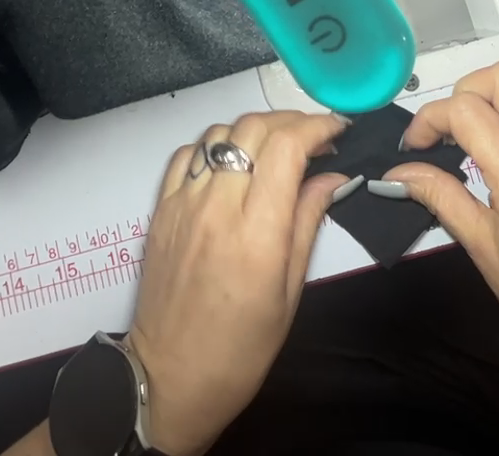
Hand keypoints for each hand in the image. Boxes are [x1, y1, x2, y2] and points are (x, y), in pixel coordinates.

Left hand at [127, 111, 348, 455]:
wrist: (169, 378)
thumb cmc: (241, 348)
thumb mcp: (289, 292)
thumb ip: (307, 223)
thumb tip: (332, 176)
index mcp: (256, 234)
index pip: (286, 147)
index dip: (317, 126)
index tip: (337, 129)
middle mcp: (217, 207)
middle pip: (254, 129)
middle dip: (291, 121)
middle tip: (314, 136)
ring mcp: (183, 203)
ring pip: (220, 134)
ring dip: (254, 130)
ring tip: (276, 148)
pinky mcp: (161, 208)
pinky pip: (187, 153)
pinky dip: (216, 146)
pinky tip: (232, 163)